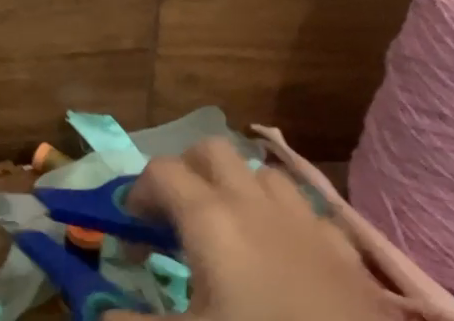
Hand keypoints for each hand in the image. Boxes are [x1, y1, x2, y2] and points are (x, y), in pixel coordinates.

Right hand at [109, 138, 388, 320]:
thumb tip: (106, 315)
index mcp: (208, 217)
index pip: (159, 171)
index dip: (137, 193)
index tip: (133, 231)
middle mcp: (254, 204)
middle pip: (211, 150)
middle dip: (187, 170)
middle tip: (177, 214)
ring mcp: (306, 223)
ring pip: (263, 172)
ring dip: (239, 188)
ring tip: (230, 228)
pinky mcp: (347, 253)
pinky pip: (310, 212)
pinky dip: (289, 221)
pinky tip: (285, 256)